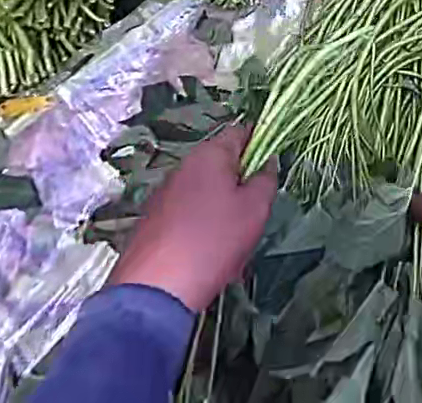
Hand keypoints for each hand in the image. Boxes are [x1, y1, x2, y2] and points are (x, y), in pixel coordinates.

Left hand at [106, 124, 277, 311]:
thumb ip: (266, 179)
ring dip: (221, 205)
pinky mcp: (152, 219)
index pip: (240, 131)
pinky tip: (207, 252)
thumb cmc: (214, 240)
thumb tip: (267, 162)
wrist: (155, 290)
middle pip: (221, 162)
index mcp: (210, 153)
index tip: (269, 168)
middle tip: (253, 209)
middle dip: (240, 181)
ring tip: (231, 238)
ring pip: (205, 189)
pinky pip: (187, 211)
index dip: (259, 144)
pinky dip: (201, 224)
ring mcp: (164, 192)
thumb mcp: (255, 208)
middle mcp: (184, 165)